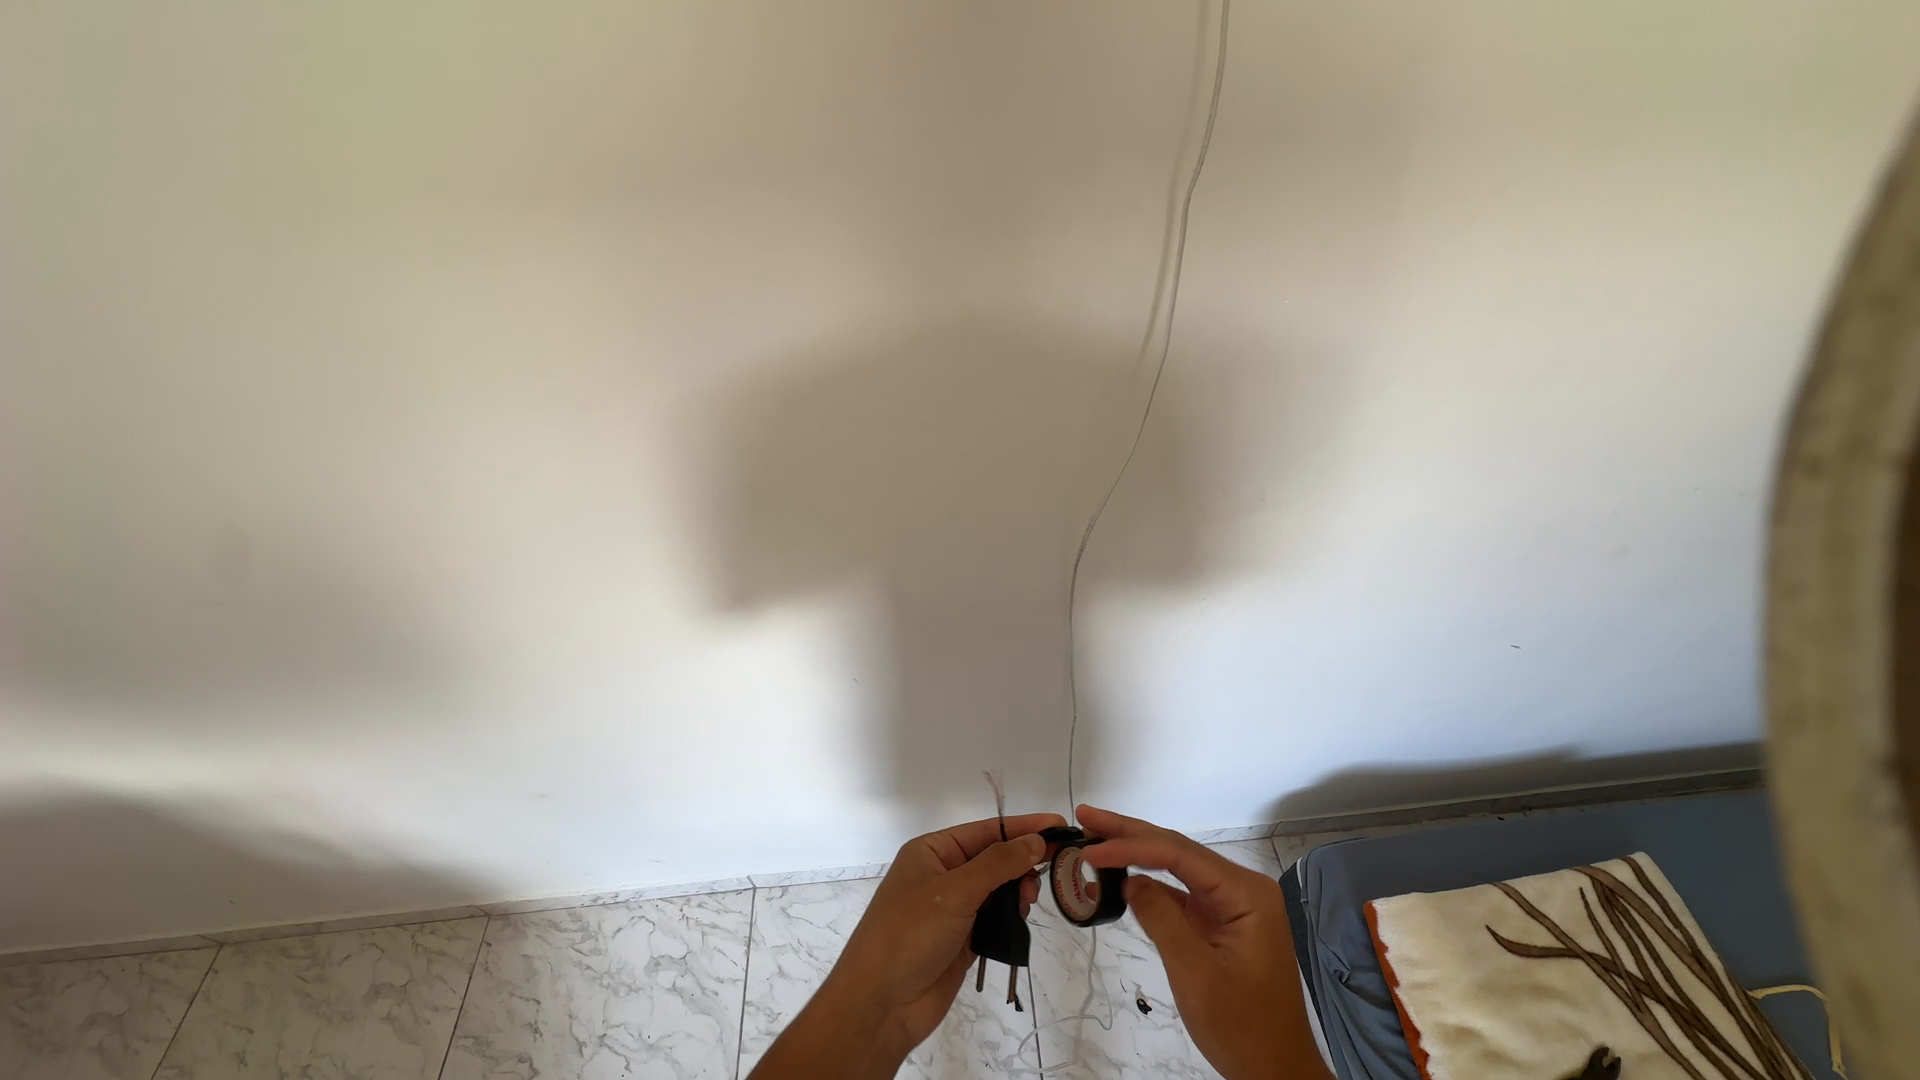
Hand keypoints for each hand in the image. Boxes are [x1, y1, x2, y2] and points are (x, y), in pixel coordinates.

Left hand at [750, 812, 1064, 1078]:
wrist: (881, 1005)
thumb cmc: (909, 935)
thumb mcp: (954, 891)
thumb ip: (997, 864)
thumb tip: (1036, 839)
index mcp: (933, 851)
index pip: (986, 830)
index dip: (1023, 827)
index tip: (1060, 825)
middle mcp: (943, 874)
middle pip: (994, 858)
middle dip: (1023, 861)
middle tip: (1053, 870)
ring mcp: (953, 909)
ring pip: (998, 889)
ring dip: (1018, 890)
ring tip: (1030, 900)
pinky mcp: (963, 939)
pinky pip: (996, 918)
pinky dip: (1012, 917)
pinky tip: (1021, 920)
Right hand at [1079, 804, 1331, 1079]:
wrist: (1276, 1072)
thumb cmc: (1242, 1026)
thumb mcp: (1195, 973)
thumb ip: (1161, 918)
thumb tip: (1128, 881)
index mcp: (1246, 892)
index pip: (1178, 854)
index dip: (1130, 846)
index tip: (1090, 848)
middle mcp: (1241, 887)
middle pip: (1176, 850)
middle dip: (1128, 833)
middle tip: (1085, 816)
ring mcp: (1231, 903)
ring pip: (1176, 866)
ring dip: (1135, 853)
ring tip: (1094, 838)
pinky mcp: (1220, 921)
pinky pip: (1180, 891)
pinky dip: (1148, 882)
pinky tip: (1120, 875)